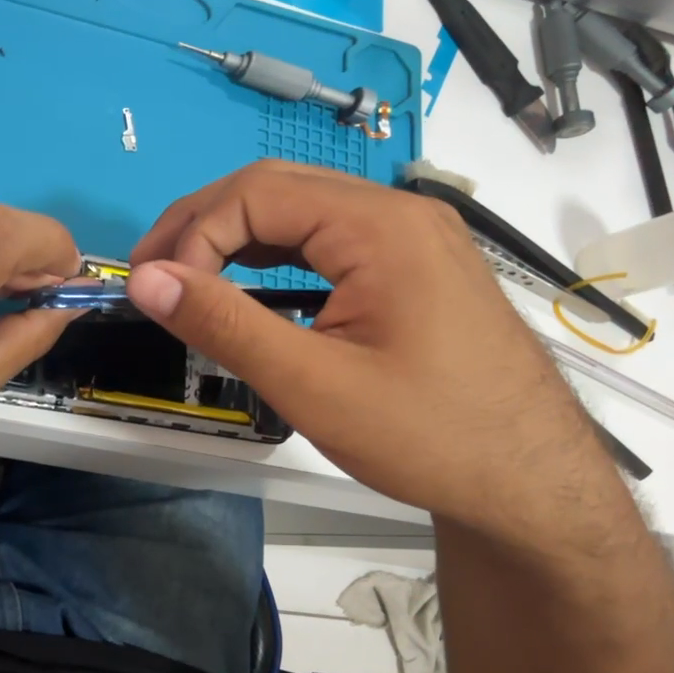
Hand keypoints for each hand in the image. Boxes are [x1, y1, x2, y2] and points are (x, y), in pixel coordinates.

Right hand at [124, 160, 617, 541]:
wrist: (530, 485)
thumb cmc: (426, 436)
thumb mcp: (311, 384)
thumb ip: (223, 324)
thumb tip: (143, 280)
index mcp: (379, 227)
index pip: (256, 194)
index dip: (192, 235)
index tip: (159, 294)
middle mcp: (398, 214)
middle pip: (275, 188)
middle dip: (201, 225)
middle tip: (151, 275)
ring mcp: (410, 238)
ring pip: (298, 211)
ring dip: (232, 237)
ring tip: (184, 279)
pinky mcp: (410, 267)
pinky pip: (325, 240)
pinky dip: (271, 255)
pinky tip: (245, 288)